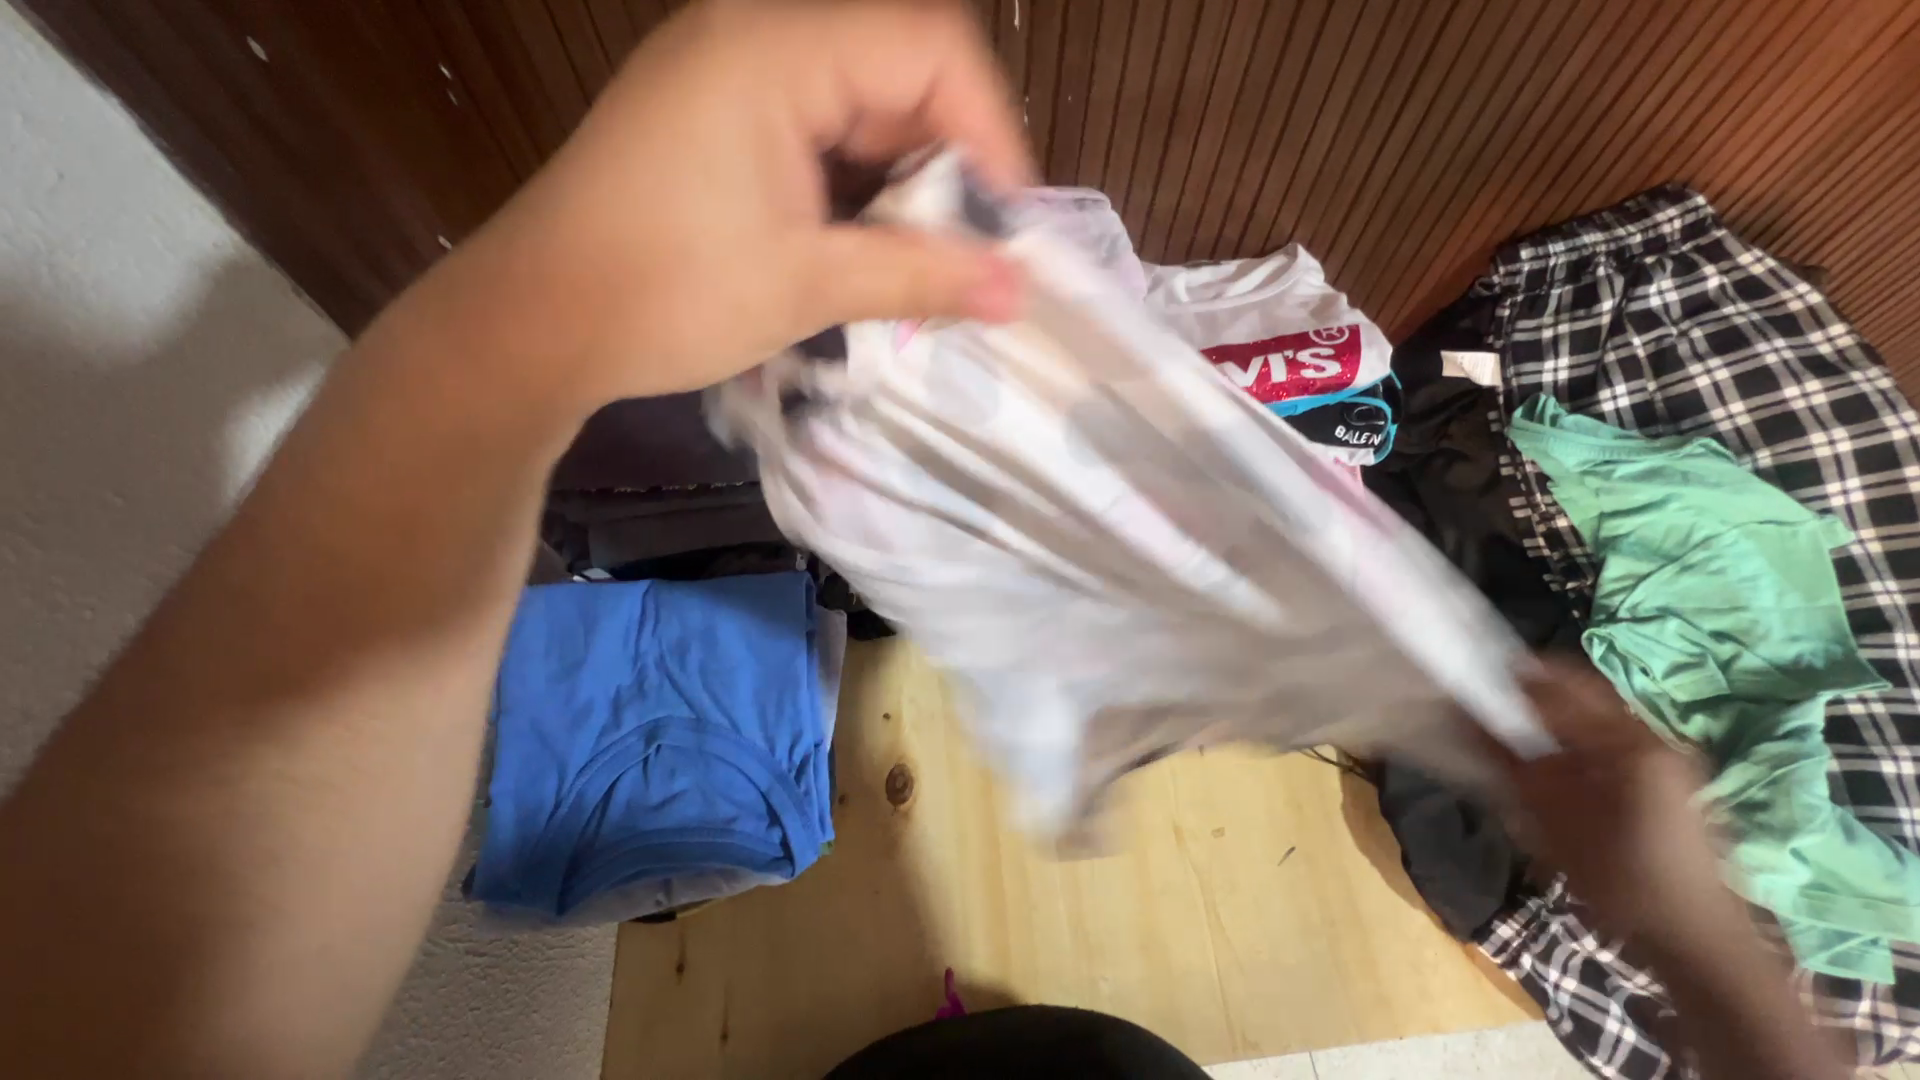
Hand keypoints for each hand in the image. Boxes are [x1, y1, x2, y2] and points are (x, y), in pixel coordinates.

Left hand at [414, 0, 1032, 414]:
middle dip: (948, 168)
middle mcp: (758, 38)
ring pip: (865, 112)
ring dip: (905, 187)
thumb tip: (1018, 294)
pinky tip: (870, 250)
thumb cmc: (666, 294)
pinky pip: (822, 138)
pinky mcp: (722, 123)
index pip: (931, 48)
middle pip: (901, 75)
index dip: (991, 132)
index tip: (1011, 223)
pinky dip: (860, 193)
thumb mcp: (807, 285)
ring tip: (924, 263)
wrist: (537, 323)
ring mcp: (735, 78)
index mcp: (777, 48)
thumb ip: (921, 277)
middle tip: (970, 255)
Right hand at [1499, 660, 1742, 950]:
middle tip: (1484, 706)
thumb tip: (1464, 716)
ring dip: (1549, 715)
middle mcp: (1651, 738)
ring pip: (1592, 715)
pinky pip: (1606, 738)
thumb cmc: (1618, 877)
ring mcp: (1664, 759)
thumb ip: (1506, 760)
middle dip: (1530, 694)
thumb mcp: (1549, 819)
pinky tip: (1543, 761)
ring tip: (1507, 732)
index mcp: (1629, 742)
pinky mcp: (1665, 780)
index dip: (1513, 675)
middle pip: (1580, 693)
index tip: (1472, 678)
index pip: (1561, 682)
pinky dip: (1570, 738)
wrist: (1693, 939)